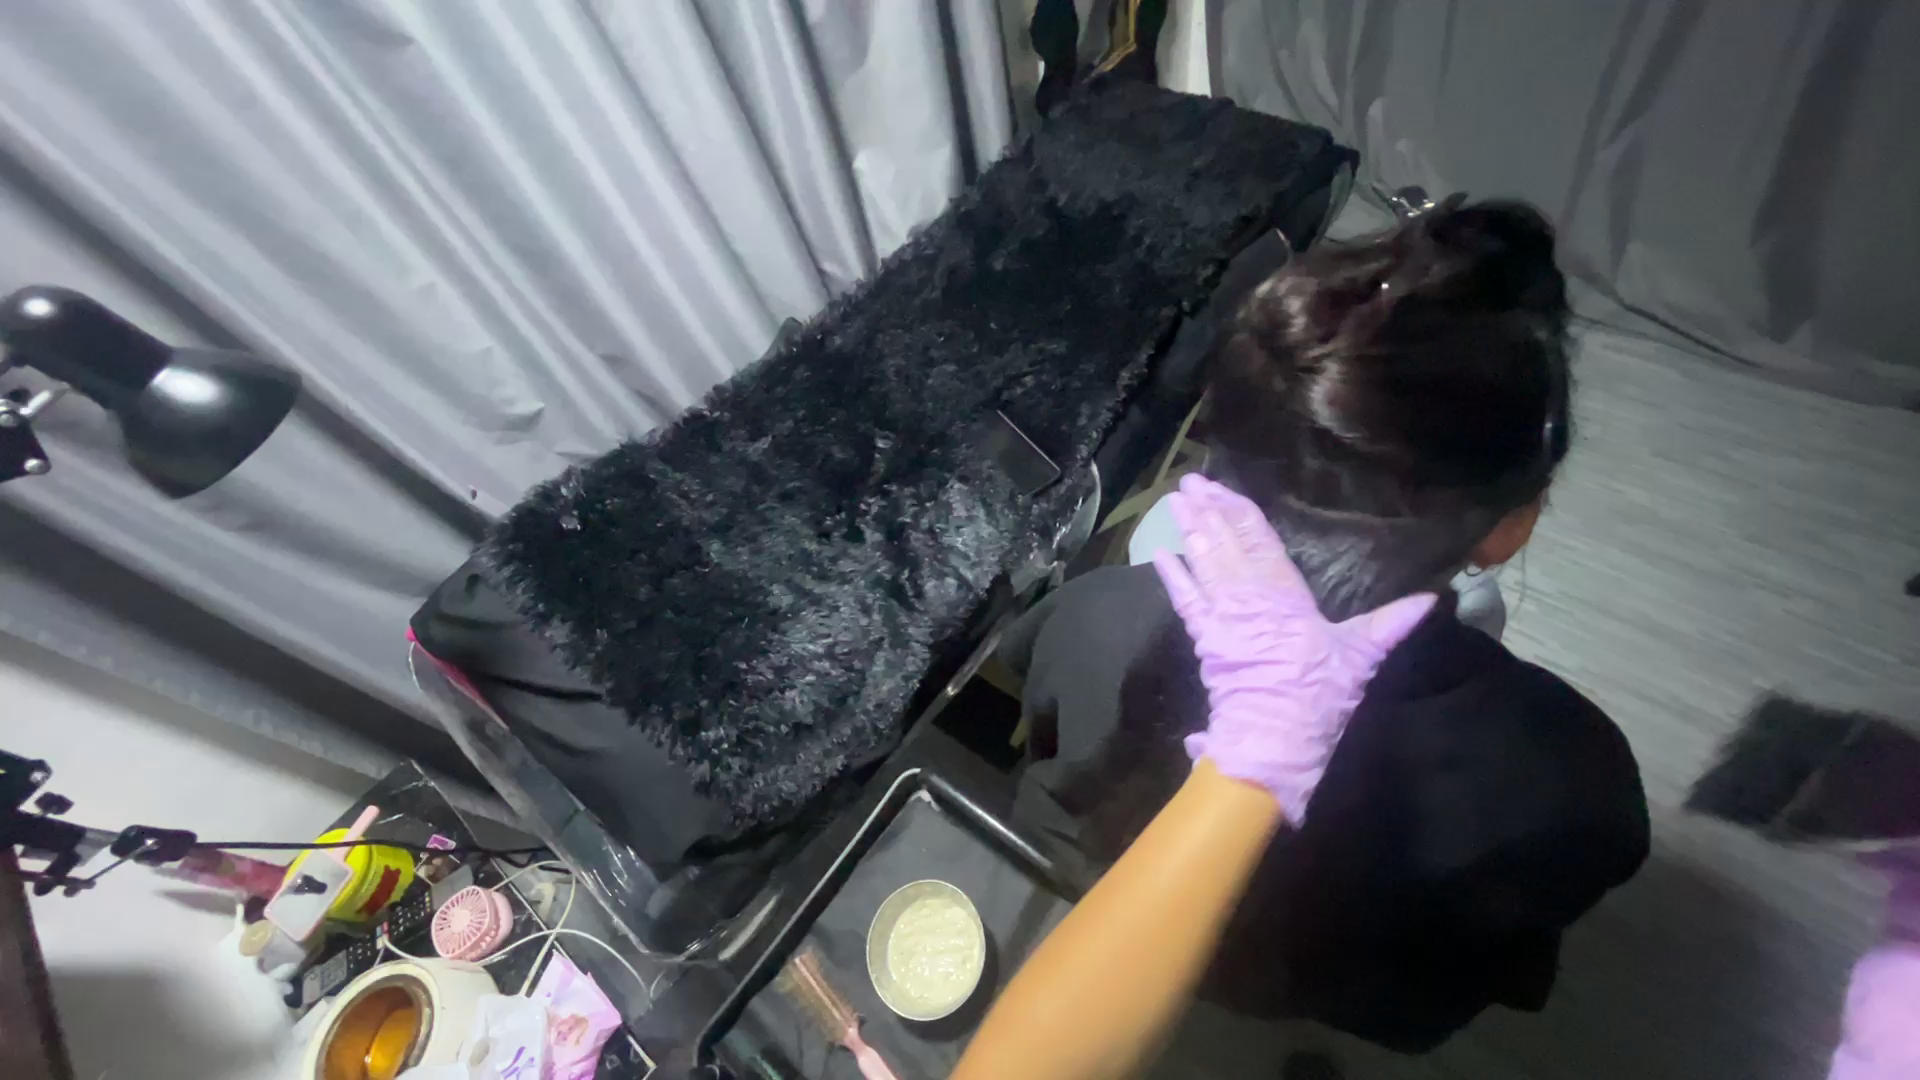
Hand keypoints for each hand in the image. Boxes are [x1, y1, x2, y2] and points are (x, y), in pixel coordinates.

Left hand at [1152, 475, 1435, 823]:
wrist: (1274, 737)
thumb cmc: (1319, 695)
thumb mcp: (1360, 657)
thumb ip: (1389, 624)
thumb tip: (1430, 599)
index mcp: (1285, 595)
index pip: (1260, 542)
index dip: (1239, 512)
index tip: (1222, 487)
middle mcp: (1248, 596)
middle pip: (1225, 544)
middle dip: (1207, 511)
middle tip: (1189, 482)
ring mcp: (1221, 616)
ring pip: (1202, 563)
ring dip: (1189, 531)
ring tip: (1175, 502)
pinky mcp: (1203, 638)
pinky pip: (1184, 600)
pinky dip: (1172, 576)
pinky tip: (1159, 553)